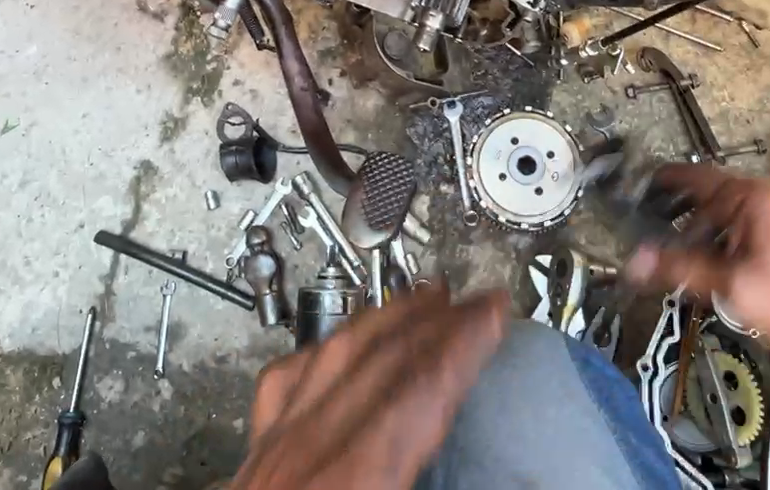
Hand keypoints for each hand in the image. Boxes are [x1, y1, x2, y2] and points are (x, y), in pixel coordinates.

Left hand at [231, 286, 510, 489]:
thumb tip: (520, 482)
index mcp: (349, 485)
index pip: (414, 392)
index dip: (461, 343)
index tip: (493, 311)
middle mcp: (302, 460)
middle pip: (374, 362)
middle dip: (429, 320)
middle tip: (470, 299)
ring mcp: (267, 457)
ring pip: (328, 358)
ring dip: (380, 322)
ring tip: (415, 302)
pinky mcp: (249, 465)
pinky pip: (285, 385)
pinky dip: (321, 353)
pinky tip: (334, 346)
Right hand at [624, 164, 769, 368]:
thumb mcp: (733, 289)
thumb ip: (680, 270)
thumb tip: (633, 261)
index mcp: (755, 196)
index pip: (695, 177)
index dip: (664, 181)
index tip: (639, 185)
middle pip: (713, 194)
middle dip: (683, 212)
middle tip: (655, 229)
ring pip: (732, 211)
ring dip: (706, 228)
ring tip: (685, 253)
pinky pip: (751, 223)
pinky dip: (729, 235)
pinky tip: (723, 263)